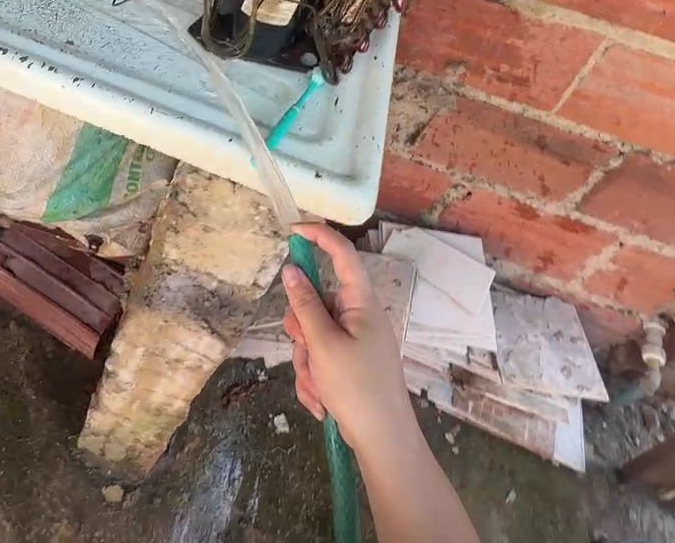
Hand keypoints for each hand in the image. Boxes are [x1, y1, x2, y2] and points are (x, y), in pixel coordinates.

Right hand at [280, 222, 410, 453]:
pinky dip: (314, 378)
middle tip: (304, 350)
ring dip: (306, 361)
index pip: (342, 254)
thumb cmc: (357, 388)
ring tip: (317, 388)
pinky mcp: (350, 364)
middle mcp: (359, 317)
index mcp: (361, 304)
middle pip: (316, 303)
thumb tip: (291, 270)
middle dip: (302, 331)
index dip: (318, 236)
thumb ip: (304, 305)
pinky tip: (321, 401)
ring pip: (312, 334)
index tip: (291, 231)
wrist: (384, 443)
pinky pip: (320, 358)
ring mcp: (355, 342)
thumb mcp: (323, 344)